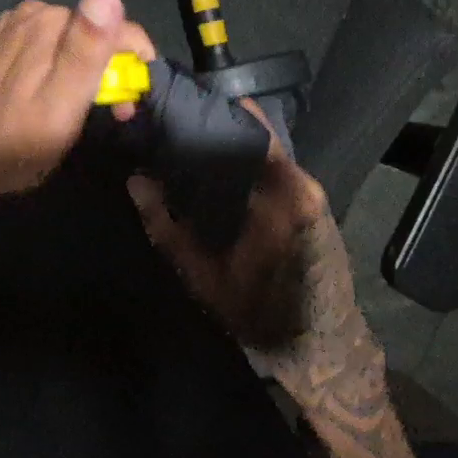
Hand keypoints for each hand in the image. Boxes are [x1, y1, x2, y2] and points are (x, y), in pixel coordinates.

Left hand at [0, 0, 155, 210]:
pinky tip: (41, 96)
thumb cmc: (17, 143)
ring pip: (66, 38)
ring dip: (80, 68)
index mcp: (51, 21)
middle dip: (107, 68)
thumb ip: (87, 49)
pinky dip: (51, 66)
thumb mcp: (63, 104)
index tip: (128, 106)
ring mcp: (8, 26)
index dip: (133, 66)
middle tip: (103, 113)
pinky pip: (39, 45)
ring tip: (72, 108)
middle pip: (92, 32)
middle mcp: (30, 12)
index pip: (118, 27)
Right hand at [128, 100, 330, 349]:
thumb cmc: (259, 312)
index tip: (174, 106)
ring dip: (230, 149)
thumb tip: (136, 180)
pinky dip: (245, 168)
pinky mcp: (312, 206)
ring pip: (263, 154)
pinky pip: (274, 171)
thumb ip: (166, 225)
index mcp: (279, 189)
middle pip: (253, 136)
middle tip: (171, 125)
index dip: (209, 113)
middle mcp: (299, 180)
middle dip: (214, 128)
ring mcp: (310, 192)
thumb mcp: (202, 274)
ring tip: (186, 146)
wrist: (321, 351)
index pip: (247, 127)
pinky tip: (215, 175)